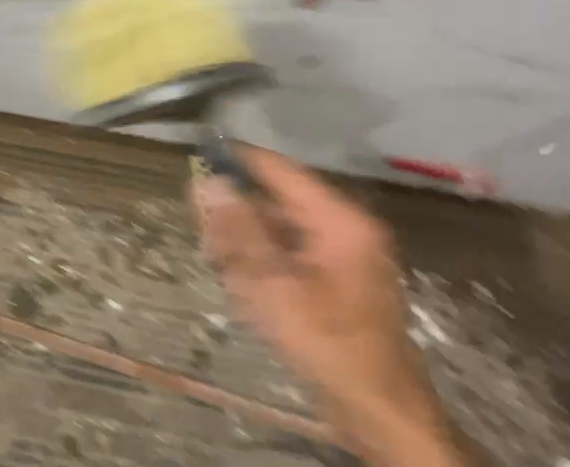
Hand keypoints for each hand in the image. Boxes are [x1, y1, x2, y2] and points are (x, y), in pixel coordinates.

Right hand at [192, 146, 478, 466]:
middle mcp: (345, 228)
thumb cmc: (325, 342)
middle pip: (274, 199)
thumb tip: (207, 181)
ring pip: (276, 227)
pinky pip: (286, 251)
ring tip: (220, 265)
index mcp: (338, 220)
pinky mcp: (335, 279)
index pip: (276, 169)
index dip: (233, 160)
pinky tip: (241, 284)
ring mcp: (343, 254)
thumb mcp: (271, 282)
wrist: (377, 410)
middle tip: (204, 236)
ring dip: (242, 241)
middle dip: (234, 214)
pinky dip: (259, 261)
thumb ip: (237, 229)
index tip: (192, 158)